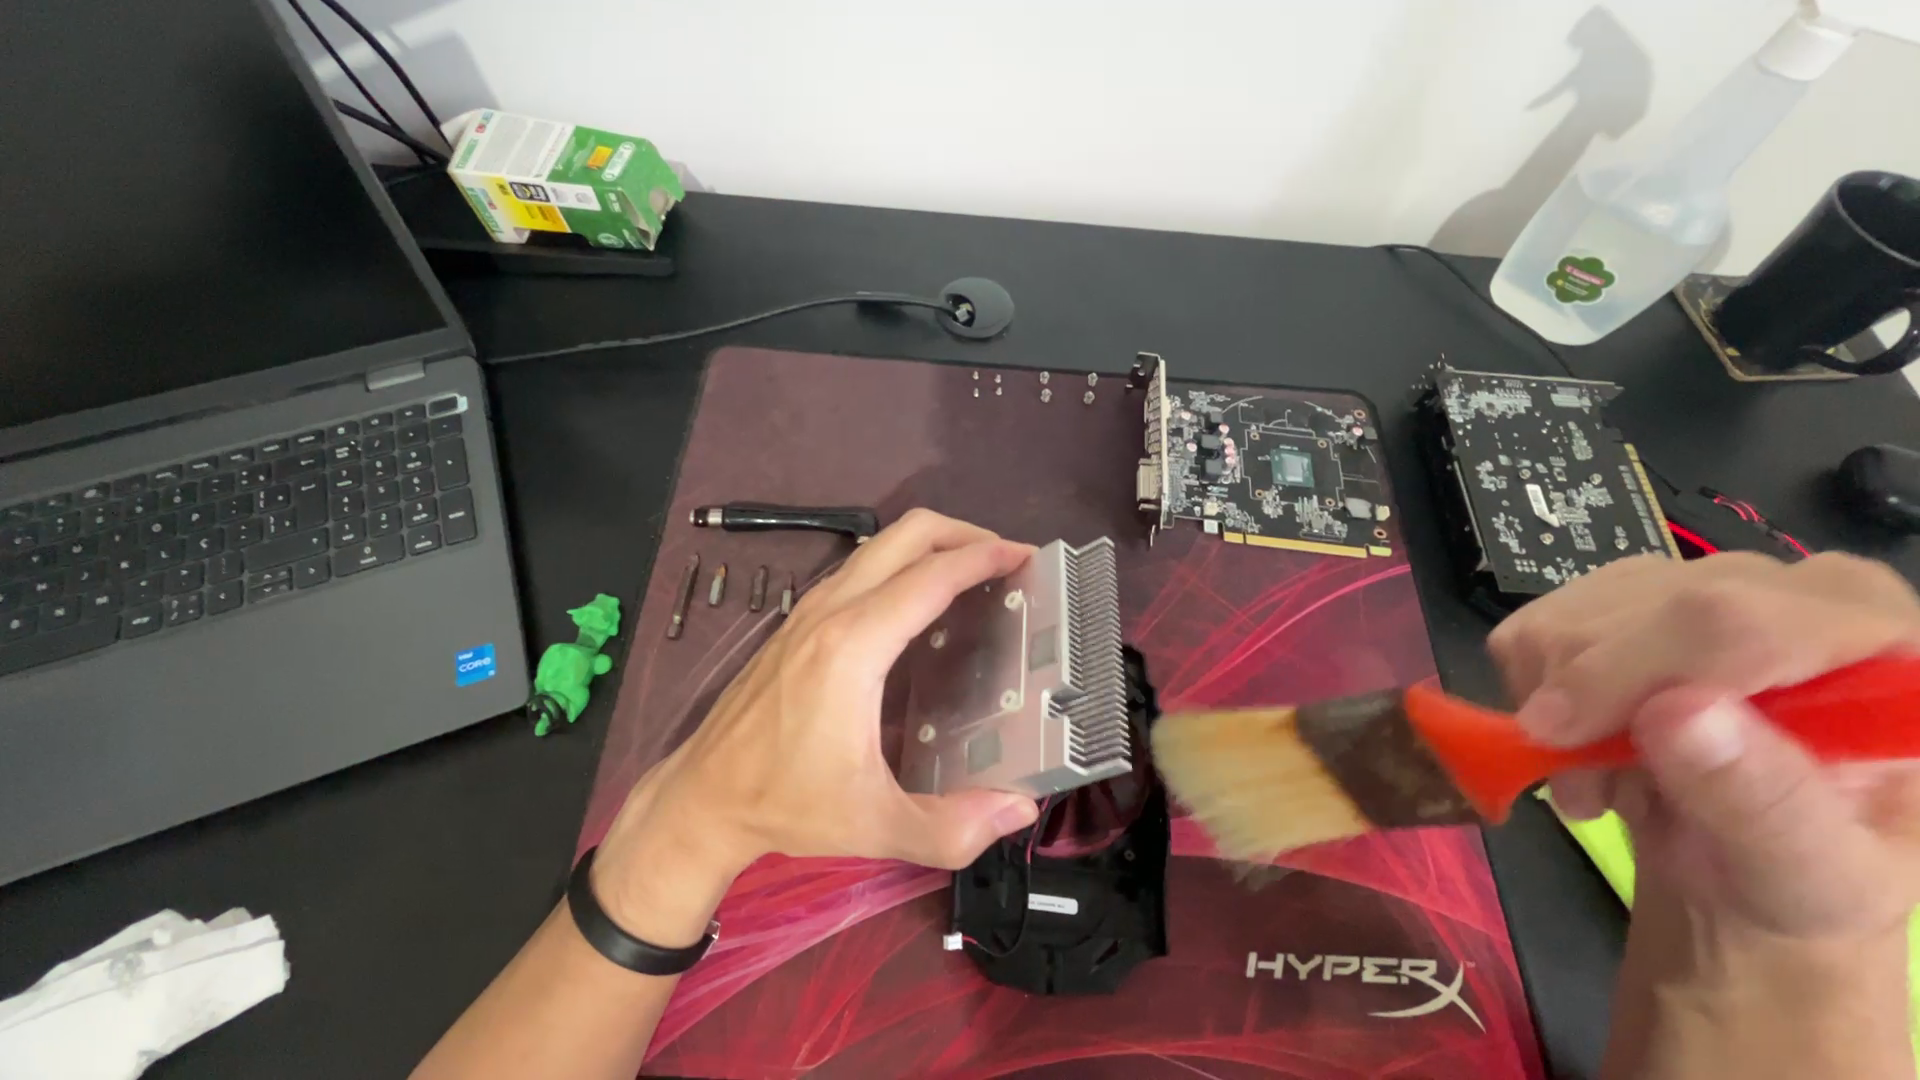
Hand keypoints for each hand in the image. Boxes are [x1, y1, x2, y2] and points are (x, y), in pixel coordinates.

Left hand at [592, 510, 1041, 924]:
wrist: (703, 797)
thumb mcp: (875, 826)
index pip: (930, 577)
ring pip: (880, 544)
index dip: (984, 558)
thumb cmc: (787, 804)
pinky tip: (921, 604)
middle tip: (1006, 560)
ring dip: (932, 546)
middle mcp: (831, 612)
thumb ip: (952, 827)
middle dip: (963, 534)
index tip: (1025, 557)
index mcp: (852, 647)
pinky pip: (860, 567)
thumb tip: (1021, 809)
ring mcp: (809, 609)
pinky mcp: (798, 620)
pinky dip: (902, 564)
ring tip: (974, 576)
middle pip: (905, 535)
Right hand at [1488, 552, 1919, 940]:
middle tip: (1591, 787)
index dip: (1633, 668)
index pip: (1737, 618)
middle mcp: (1790, 593)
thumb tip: (1677, 713)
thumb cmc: (1801, 875)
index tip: (1557, 735)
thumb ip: (1765, 801)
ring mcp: (1691, 584)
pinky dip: (1529, 693)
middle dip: (1587, 701)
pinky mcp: (1611, 599)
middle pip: (1639, 610)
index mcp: (1880, 643)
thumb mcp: (1814, 874)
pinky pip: (1529, 627)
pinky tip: (1579, 737)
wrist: (1738, 863)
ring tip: (1596, 774)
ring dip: (1552, 705)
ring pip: (1570, 616)